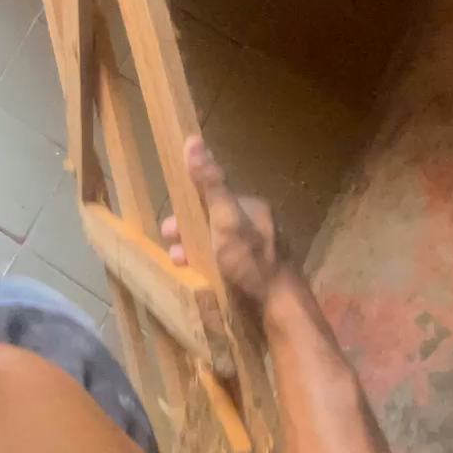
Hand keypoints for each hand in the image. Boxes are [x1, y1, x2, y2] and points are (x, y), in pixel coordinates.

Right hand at [161, 136, 295, 313]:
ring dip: (196, 253)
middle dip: (189, 234)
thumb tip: (192, 139)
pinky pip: (228, 267)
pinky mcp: (260, 279)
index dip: (190, 208)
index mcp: (254, 209)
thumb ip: (209, 182)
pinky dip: (211, 271)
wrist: (281, 313)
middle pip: (215, 222)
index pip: (215, 197)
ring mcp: (262, 255)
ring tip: (181, 267)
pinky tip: (202, 281)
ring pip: (219, 246)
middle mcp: (261, 228)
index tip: (171, 227)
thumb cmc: (250, 261)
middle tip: (173, 250)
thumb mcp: (224, 218)